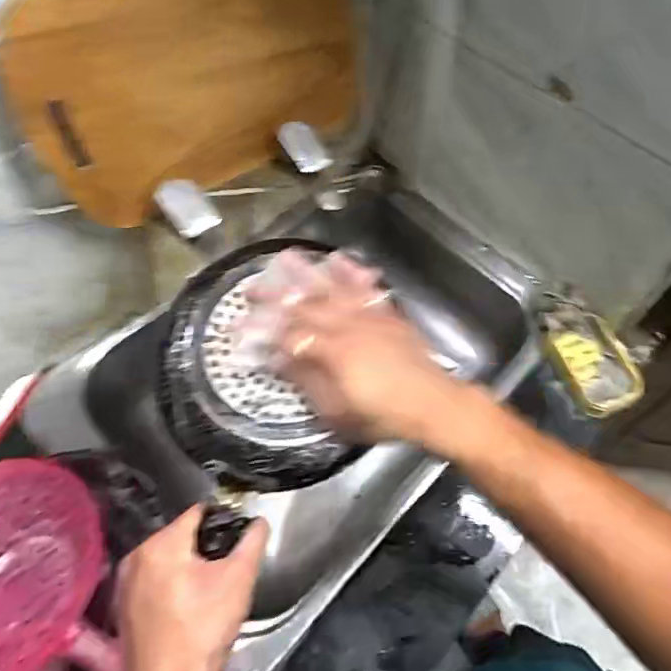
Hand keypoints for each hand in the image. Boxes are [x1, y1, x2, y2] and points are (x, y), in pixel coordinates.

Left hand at [115, 505, 267, 670]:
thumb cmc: (204, 632)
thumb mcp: (240, 578)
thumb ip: (253, 540)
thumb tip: (258, 522)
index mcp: (161, 544)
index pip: (199, 513)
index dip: (223, 521)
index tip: (236, 539)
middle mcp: (135, 559)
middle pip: (182, 536)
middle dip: (204, 548)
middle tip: (224, 571)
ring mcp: (123, 586)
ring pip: (167, 560)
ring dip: (187, 568)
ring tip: (208, 592)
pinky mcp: (122, 610)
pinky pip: (153, 583)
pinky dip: (170, 588)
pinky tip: (187, 610)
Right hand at [246, 251, 486, 451]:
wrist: (431, 402)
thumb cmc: (382, 414)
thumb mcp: (337, 409)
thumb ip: (306, 380)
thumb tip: (277, 358)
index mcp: (332, 350)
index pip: (289, 334)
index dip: (262, 330)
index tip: (239, 326)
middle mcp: (348, 325)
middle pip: (305, 306)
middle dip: (275, 296)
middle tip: (250, 288)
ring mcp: (369, 315)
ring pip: (333, 288)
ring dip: (308, 272)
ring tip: (287, 257)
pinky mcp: (386, 313)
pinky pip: (365, 287)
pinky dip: (351, 271)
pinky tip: (337, 259)